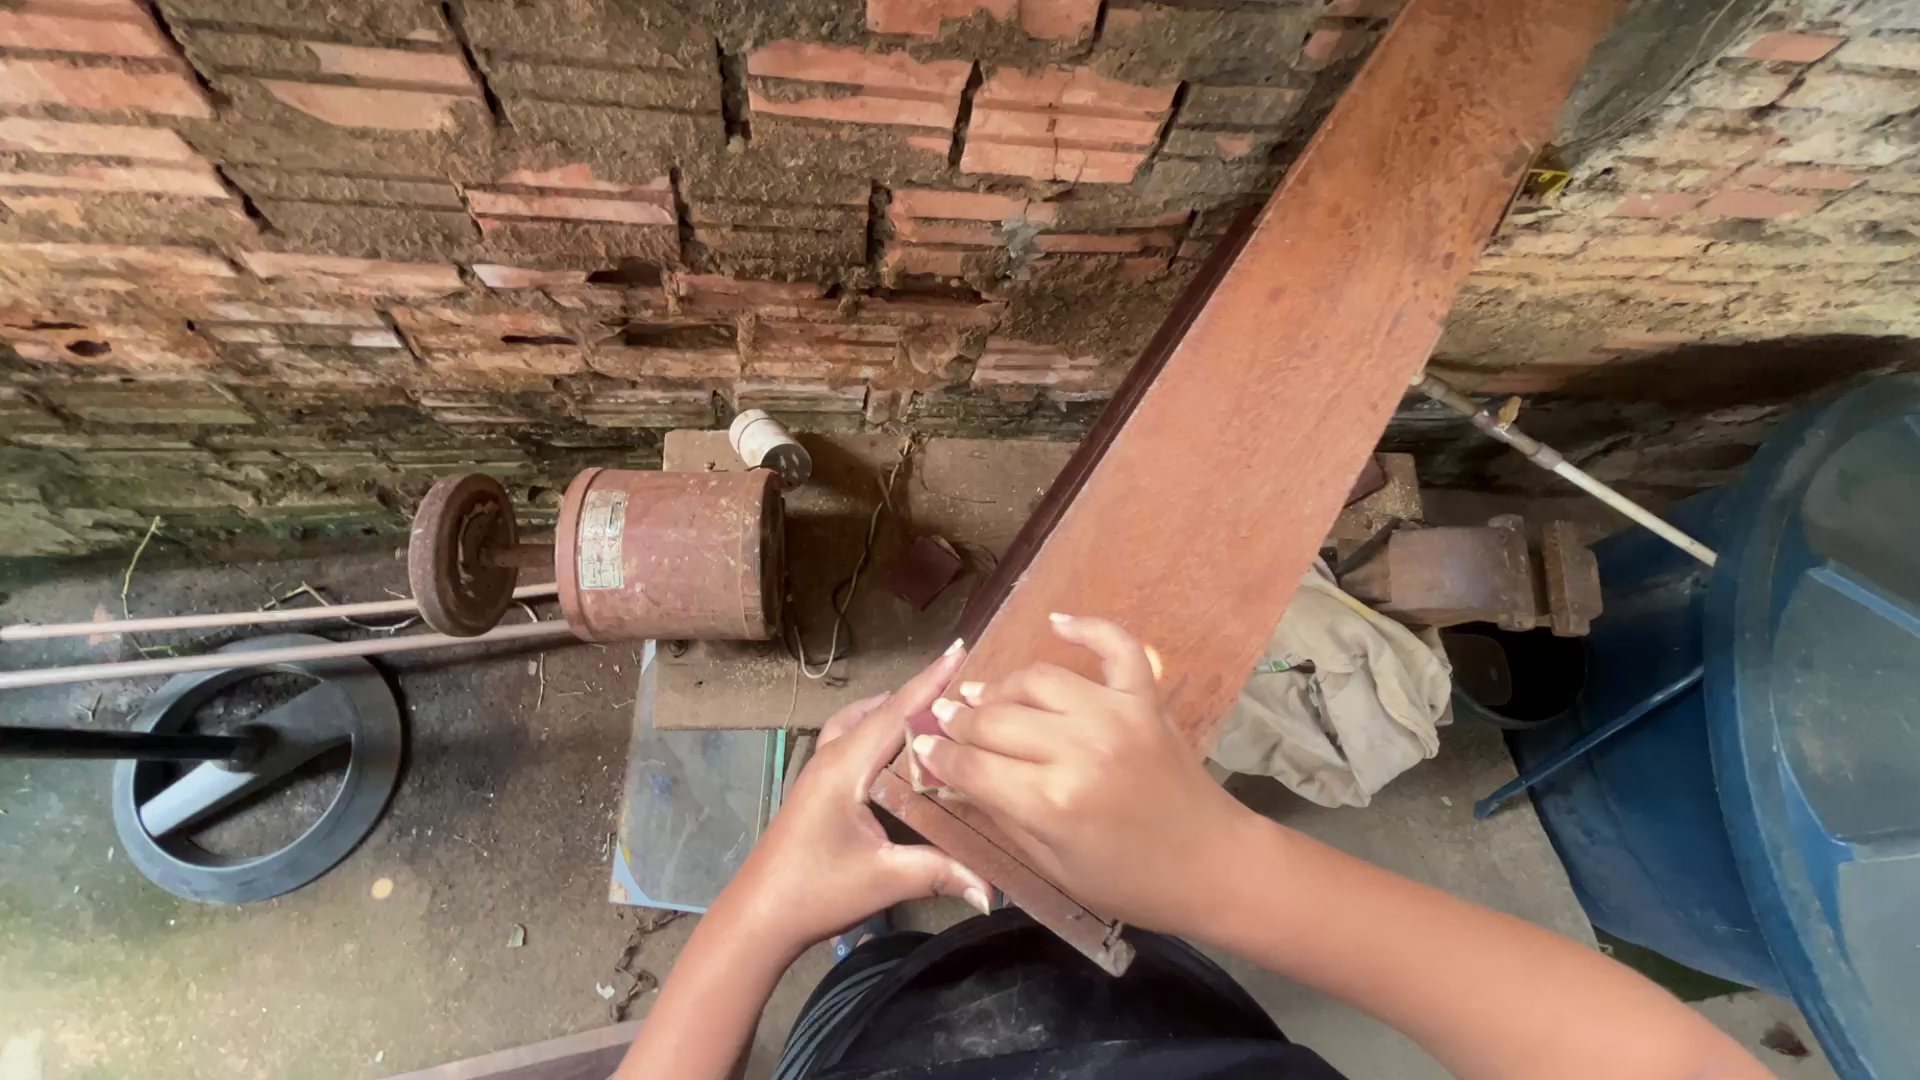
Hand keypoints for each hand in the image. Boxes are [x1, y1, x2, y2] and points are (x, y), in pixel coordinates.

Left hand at [724, 642, 991, 958]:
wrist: (756, 918)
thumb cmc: (814, 892)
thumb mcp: (883, 881)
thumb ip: (939, 873)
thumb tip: (992, 890)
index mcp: (847, 766)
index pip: (896, 712)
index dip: (931, 681)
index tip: (960, 649)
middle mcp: (832, 756)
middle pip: (881, 710)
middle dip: (921, 691)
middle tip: (962, 682)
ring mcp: (820, 768)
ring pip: (861, 719)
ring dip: (894, 707)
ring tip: (931, 709)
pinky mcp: (817, 783)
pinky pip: (850, 735)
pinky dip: (875, 725)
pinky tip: (893, 746)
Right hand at [910, 614, 1263, 937]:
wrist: (1212, 865)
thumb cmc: (1128, 881)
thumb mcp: (1051, 866)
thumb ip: (998, 814)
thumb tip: (952, 776)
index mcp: (1052, 802)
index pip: (972, 765)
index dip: (937, 755)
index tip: (920, 747)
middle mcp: (1080, 749)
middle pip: (996, 720)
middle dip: (958, 721)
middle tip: (943, 720)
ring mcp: (1116, 715)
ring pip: (1037, 680)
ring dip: (1001, 686)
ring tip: (981, 696)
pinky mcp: (1145, 698)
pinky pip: (1115, 646)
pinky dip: (1087, 627)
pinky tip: (1056, 622)